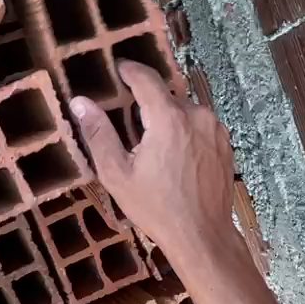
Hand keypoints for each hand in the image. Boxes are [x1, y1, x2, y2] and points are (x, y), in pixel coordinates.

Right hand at [70, 60, 238, 266]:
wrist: (202, 235)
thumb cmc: (156, 207)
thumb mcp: (117, 174)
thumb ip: (98, 134)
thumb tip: (79, 102)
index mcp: (168, 118)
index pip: (146, 78)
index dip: (129, 70)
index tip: (118, 68)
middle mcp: (196, 115)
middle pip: (165, 96)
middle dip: (147, 104)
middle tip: (130, 125)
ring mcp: (215, 128)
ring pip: (184, 110)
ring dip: (168, 119)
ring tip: (154, 146)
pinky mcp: (225, 142)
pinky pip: (200, 125)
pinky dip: (186, 131)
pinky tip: (176, 157)